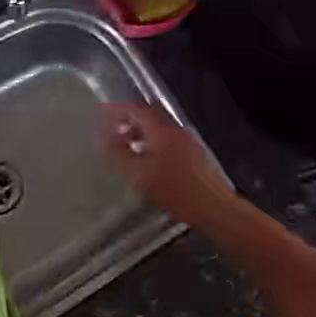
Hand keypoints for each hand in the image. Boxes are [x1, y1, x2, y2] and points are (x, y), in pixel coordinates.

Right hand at [101, 101, 238, 221]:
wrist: (214, 207)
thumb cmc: (177, 190)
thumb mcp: (141, 173)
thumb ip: (119, 154)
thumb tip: (103, 138)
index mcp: (162, 131)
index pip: (136, 109)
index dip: (117, 109)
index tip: (102, 112)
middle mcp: (175, 131)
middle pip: (148, 115)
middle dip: (128, 119)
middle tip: (111, 129)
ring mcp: (186, 142)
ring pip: (157, 128)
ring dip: (139, 132)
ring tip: (124, 147)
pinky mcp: (192, 154)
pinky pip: (165, 139)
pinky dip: (150, 142)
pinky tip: (144, 161)